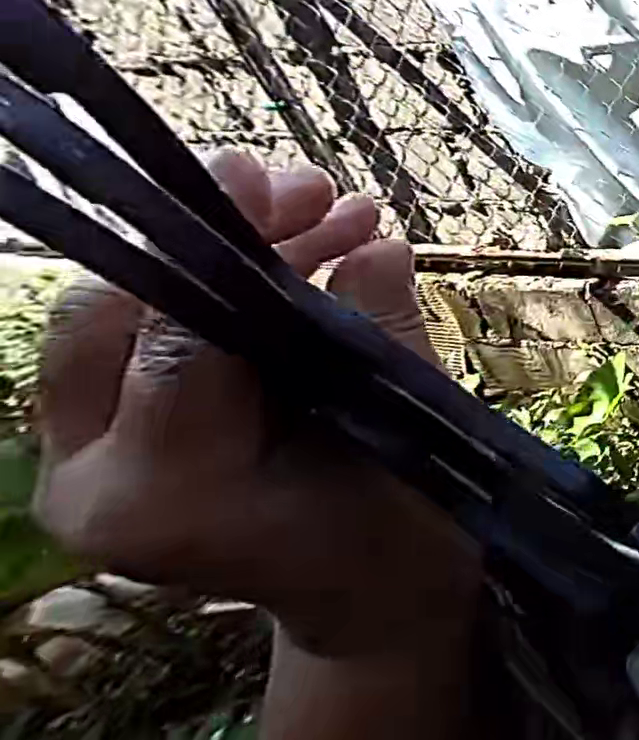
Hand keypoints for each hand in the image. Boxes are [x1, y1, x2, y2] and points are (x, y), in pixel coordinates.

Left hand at [31, 152, 480, 658]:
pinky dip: (233, 285)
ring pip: (126, 323)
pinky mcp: (125, 440)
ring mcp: (95, 461)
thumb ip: (385, 338)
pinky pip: (160, 338)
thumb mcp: (411, 432)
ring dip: (226, 254)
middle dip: (216, 240)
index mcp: (168, 494)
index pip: (178, 349)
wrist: (377, 588)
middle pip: (114, 323)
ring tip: (331, 207)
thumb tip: (377, 247)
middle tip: (308, 185)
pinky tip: (316, 250)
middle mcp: (93, 479)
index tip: (276, 184)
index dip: (230, 257)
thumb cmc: (407, 526)